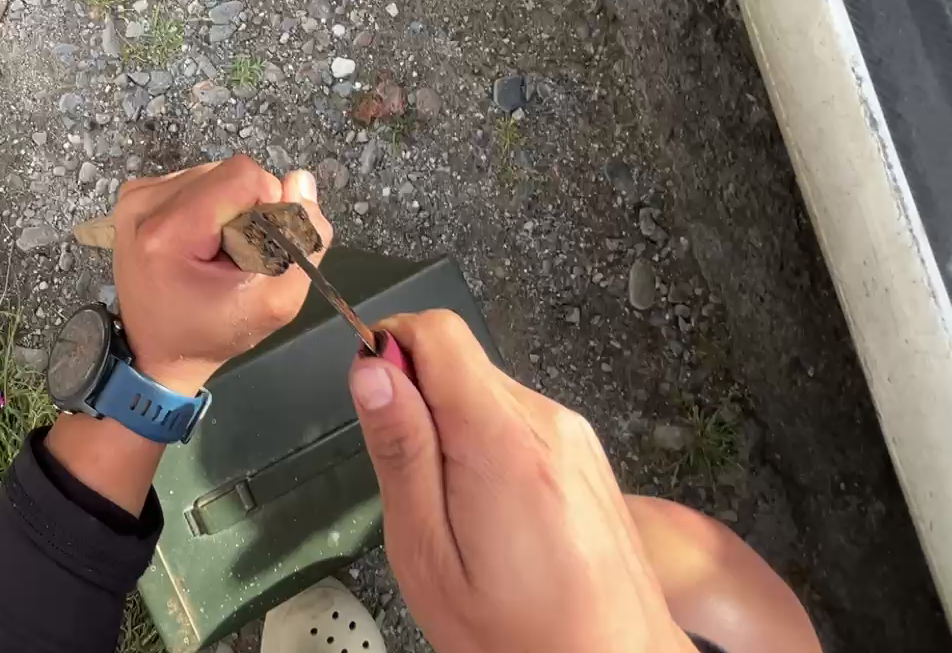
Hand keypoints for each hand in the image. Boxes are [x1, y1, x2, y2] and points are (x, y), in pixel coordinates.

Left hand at [110, 156, 333, 394]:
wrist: (154, 349)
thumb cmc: (211, 333)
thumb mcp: (274, 303)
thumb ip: (302, 241)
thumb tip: (301, 180)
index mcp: (168, 230)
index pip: (245, 176)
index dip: (268, 207)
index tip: (257, 246)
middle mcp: (144, 203)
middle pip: (228, 172)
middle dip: (247, 209)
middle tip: (235, 254)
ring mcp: (136, 195)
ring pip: (213, 174)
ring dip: (228, 208)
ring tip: (216, 251)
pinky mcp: (135, 194)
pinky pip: (193, 181)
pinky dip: (207, 207)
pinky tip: (199, 241)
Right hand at [349, 311, 696, 652]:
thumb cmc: (517, 637)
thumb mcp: (426, 553)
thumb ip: (399, 451)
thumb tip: (370, 370)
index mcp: (502, 439)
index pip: (435, 330)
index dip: (392, 351)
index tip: (382, 410)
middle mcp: (545, 420)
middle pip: (454, 356)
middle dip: (418, 399)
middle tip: (418, 481)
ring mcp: (571, 433)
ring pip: (478, 384)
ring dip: (449, 423)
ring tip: (457, 504)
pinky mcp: (582, 449)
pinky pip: (509, 413)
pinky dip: (482, 439)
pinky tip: (491, 507)